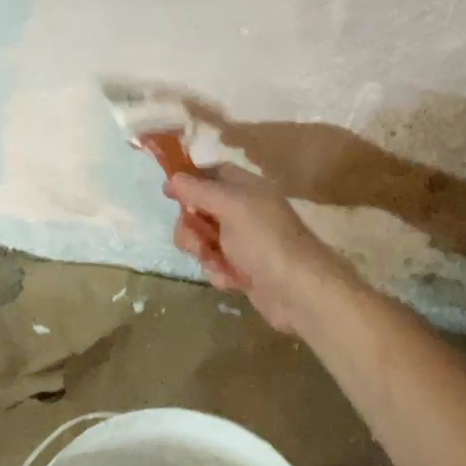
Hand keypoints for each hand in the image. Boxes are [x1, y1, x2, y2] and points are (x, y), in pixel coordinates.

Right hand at [166, 166, 358, 332]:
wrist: (298, 291)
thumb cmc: (265, 241)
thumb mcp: (231, 207)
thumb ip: (199, 190)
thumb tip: (173, 178)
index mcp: (247, 190)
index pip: (213, 174)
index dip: (190, 180)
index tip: (168, 192)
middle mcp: (244, 212)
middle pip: (200, 210)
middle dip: (191, 226)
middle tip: (199, 239)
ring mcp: (242, 243)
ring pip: (203, 240)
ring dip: (203, 252)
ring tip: (217, 263)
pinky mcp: (242, 270)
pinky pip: (214, 265)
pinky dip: (218, 272)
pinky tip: (231, 280)